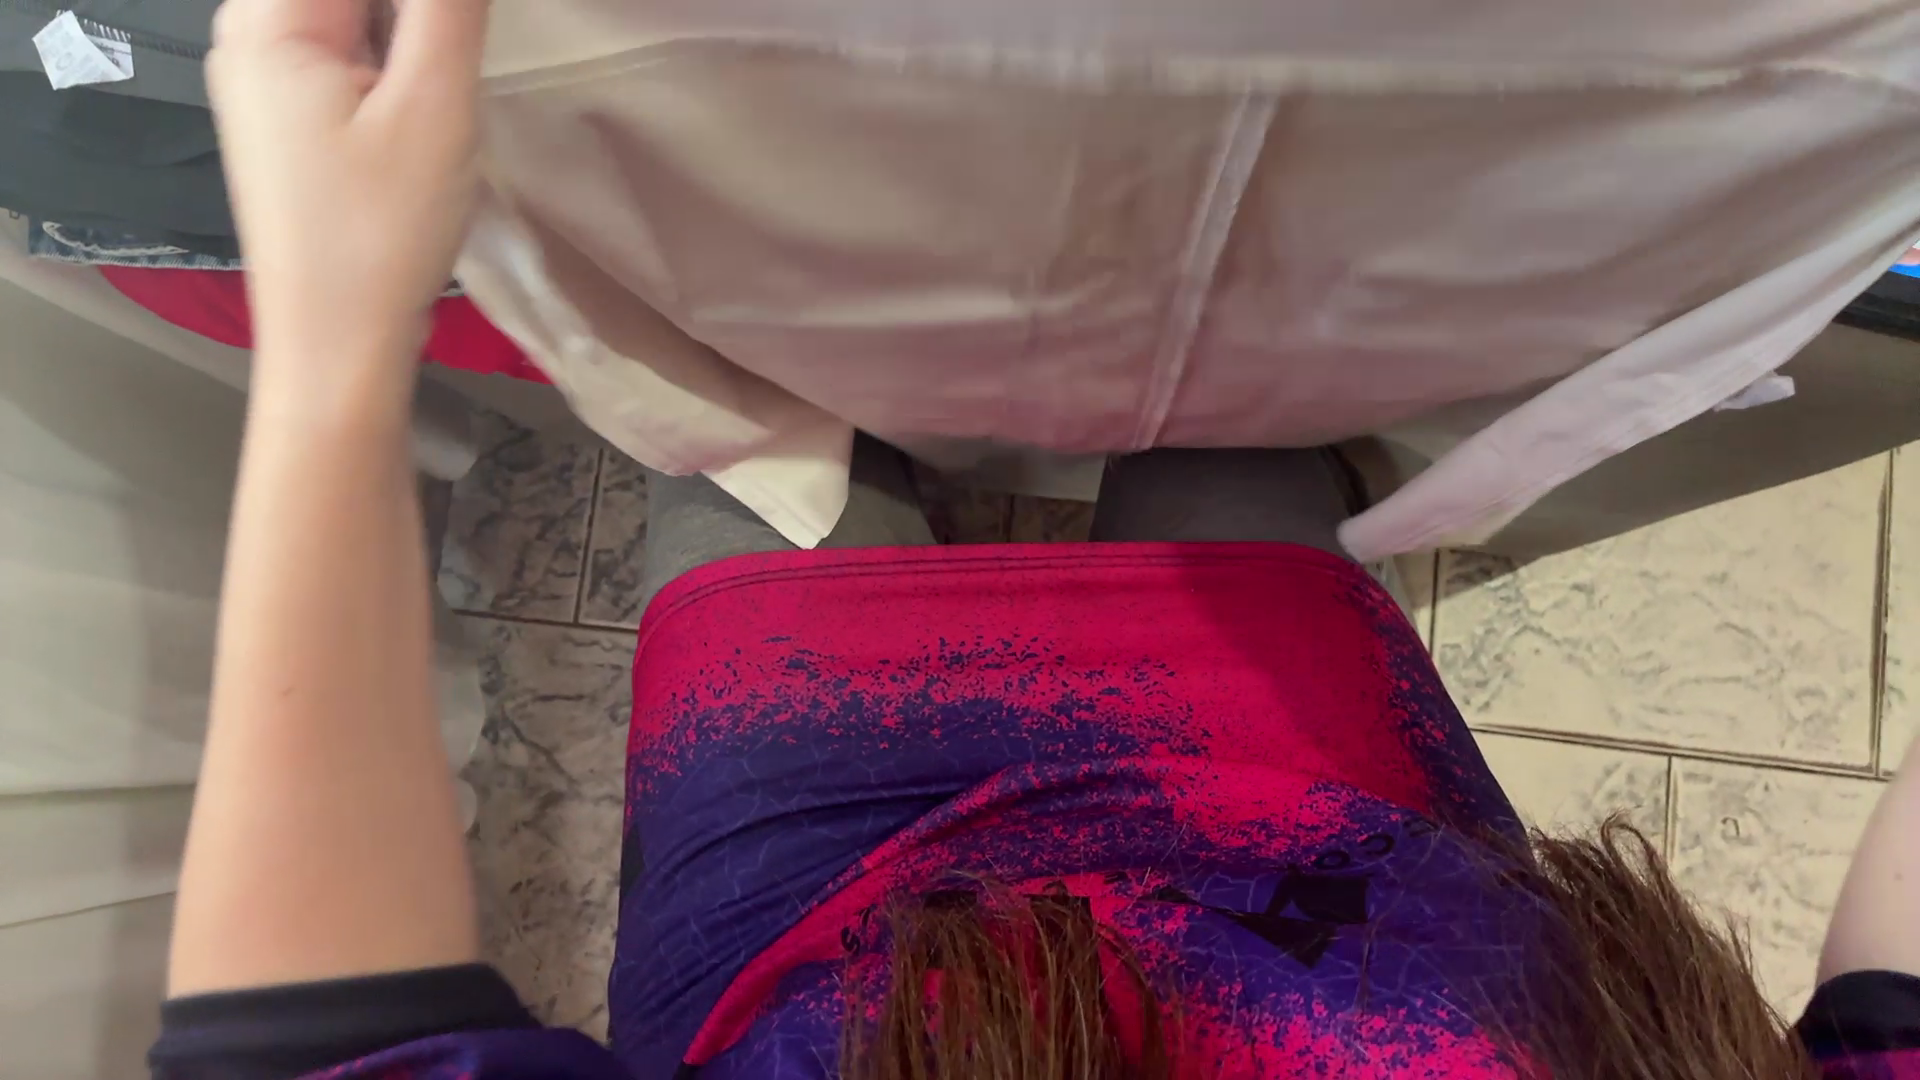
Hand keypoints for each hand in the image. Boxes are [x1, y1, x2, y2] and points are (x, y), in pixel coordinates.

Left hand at [207, 0, 487, 376]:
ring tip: (443, 112)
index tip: (462, 40)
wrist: (339, 333)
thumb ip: (446, 16)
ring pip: (349, 28)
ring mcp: (263, 86)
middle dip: (418, 24)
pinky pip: (344, 68)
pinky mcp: (288, 129)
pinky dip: (392, 80)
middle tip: (458, 77)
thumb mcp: (434, 113)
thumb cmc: (384, 227)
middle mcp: (247, 36)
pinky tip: (420, 129)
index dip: (428, 7)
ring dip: (409, 51)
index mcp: (269, 17)